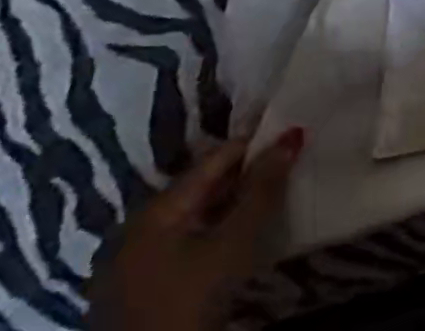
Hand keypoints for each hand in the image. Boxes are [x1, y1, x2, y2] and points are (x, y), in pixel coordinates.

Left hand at [86, 129, 303, 330]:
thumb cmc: (194, 293)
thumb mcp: (238, 238)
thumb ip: (264, 186)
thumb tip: (290, 136)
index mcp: (153, 212)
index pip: (213, 160)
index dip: (256, 142)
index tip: (295, 131)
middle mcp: (133, 228)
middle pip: (200, 186)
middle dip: (245, 170)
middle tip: (291, 158)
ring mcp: (130, 258)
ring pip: (192, 211)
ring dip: (232, 197)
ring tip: (273, 189)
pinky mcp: (138, 281)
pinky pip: (183, 234)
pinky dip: (215, 221)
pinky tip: (239, 226)